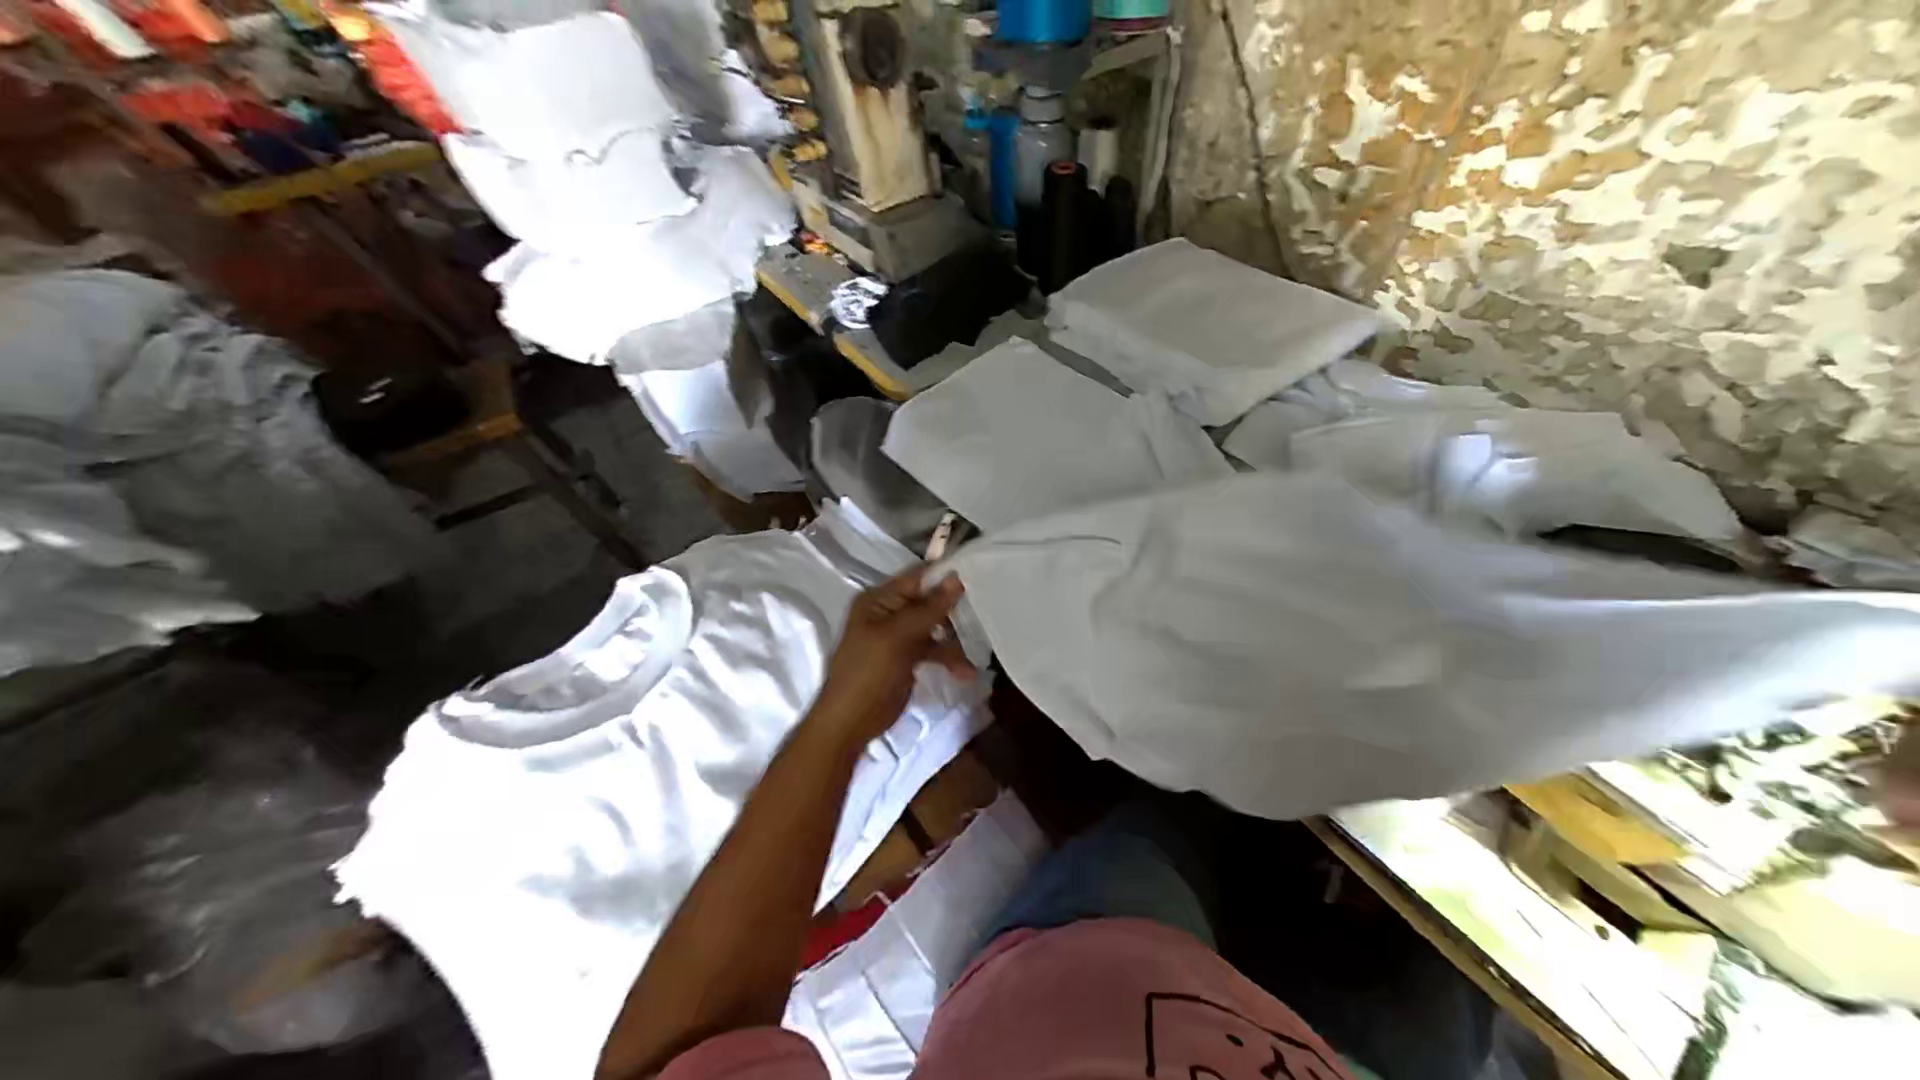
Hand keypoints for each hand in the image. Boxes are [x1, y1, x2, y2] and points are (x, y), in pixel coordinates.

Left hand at [807, 569, 974, 746]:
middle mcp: (889, 612)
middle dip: (953, 611)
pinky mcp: (908, 658)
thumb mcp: (898, 636)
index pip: (917, 578)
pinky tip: (966, 673)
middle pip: (929, 602)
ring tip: (971, 659)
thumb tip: (957, 577)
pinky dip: (949, 659)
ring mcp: (899, 636)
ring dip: (954, 642)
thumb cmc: (869, 672)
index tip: (979, 575)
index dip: (945, 576)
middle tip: (982, 616)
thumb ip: (929, 608)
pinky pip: (934, 649)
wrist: (851, 721)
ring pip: (935, 627)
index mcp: (879, 600)